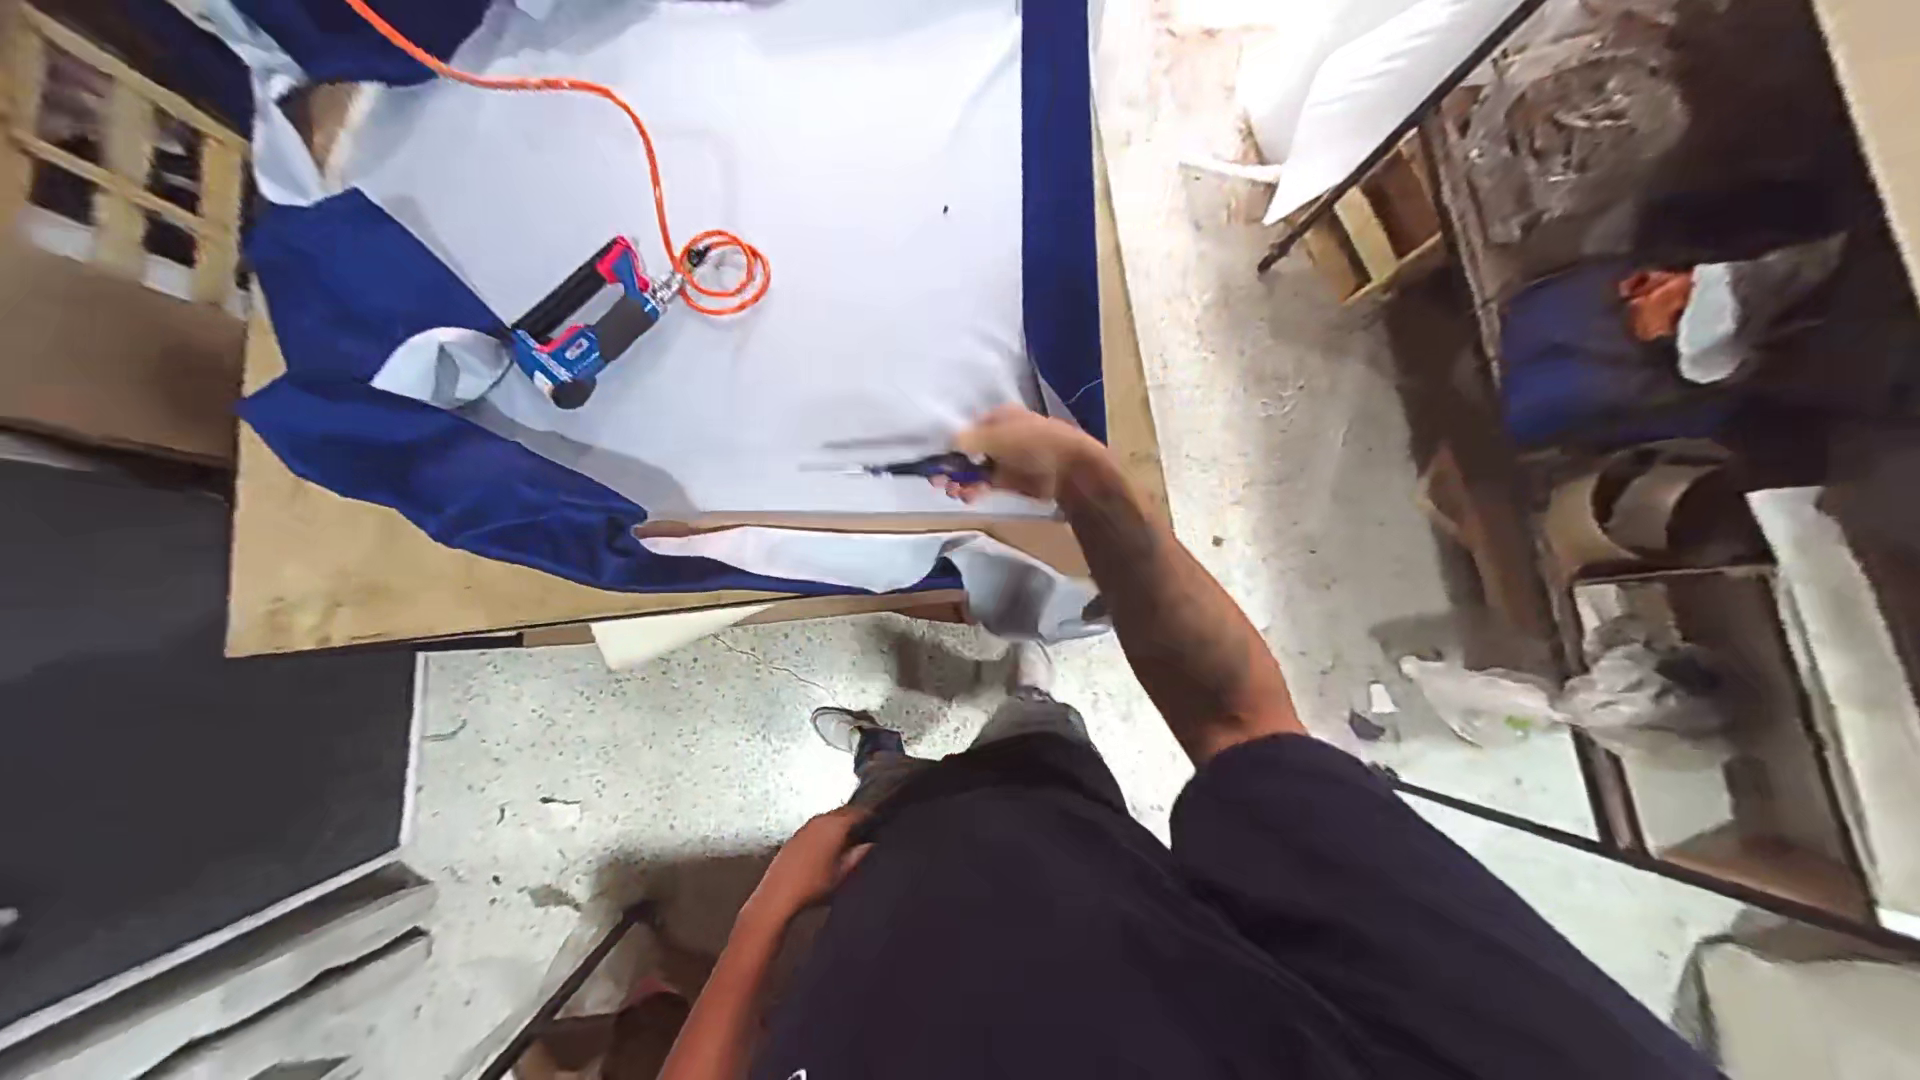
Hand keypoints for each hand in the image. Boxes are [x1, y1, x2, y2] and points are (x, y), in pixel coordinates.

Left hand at [739, 807, 872, 929]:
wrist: (778, 896)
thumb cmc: (813, 886)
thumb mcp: (843, 874)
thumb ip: (859, 855)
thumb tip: (870, 845)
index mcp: (835, 825)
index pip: (859, 812)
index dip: (870, 816)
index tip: (878, 822)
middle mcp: (820, 820)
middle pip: (843, 811)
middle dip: (855, 818)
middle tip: (865, 829)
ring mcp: (806, 826)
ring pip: (830, 818)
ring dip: (840, 824)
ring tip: (848, 839)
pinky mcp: (795, 835)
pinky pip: (817, 826)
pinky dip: (826, 830)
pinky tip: (827, 847)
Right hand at [935, 405, 1104, 502]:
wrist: (1069, 469)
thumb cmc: (1033, 444)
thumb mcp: (997, 436)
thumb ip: (969, 439)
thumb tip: (947, 442)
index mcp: (998, 418)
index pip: (966, 429)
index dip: (949, 445)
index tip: (936, 460)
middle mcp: (999, 438)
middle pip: (966, 453)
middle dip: (952, 467)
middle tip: (939, 481)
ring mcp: (1004, 461)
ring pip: (973, 471)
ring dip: (960, 481)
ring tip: (953, 491)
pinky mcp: (1009, 481)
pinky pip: (984, 485)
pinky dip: (974, 490)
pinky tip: (967, 497)